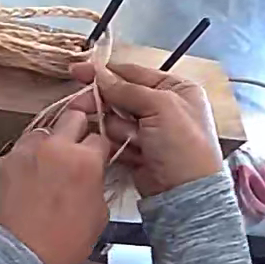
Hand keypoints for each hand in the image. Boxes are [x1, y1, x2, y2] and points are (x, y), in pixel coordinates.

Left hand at [0, 109, 114, 263]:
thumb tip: (93, 176)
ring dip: (48, 144)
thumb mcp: (99, 214)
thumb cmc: (64, 243)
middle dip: (78, 129)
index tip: (97, 157)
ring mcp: (25, 152)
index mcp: (85, 160)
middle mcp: (55, 147)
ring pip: (42, 131)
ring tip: (48, 166)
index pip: (100, 137)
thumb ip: (98, 184)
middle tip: (76, 147)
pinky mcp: (4, 162)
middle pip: (72, 116)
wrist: (24, 258)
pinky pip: (19, 151)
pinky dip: (26, 160)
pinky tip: (28, 180)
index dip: (100, 149)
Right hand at [68, 60, 220, 196]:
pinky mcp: (137, 150)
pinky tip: (131, 152)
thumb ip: (127, 89)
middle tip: (82, 106)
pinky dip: (116, 145)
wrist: (185, 192)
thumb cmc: (183, 144)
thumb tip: (100, 74)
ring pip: (114, 119)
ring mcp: (149, 130)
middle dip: (106, 104)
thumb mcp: (160, 107)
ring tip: (136, 142)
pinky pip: (114, 139)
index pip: (134, 73)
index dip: (106, 72)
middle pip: (120, 96)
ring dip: (118, 129)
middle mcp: (163, 106)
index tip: (79, 71)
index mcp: (176, 89)